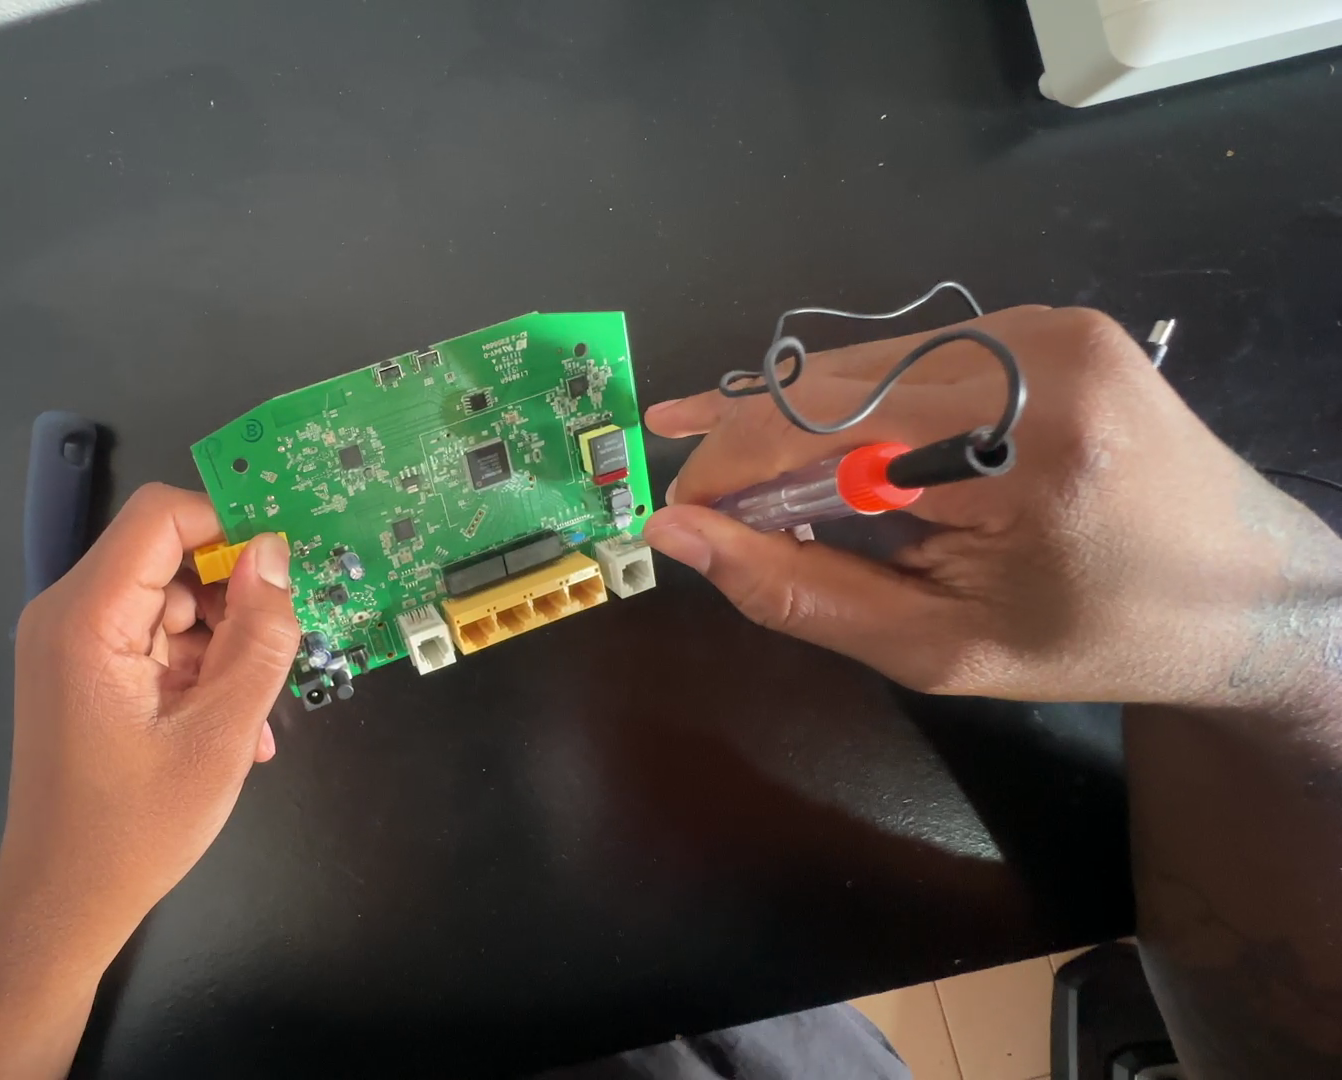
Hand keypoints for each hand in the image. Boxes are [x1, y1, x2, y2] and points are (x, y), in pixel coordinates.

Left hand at [0, 484, 298, 1078]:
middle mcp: (69, 612)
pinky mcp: (86, 668)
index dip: (228, 523)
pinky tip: (230, 724)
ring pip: (170, 597)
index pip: (161, 516)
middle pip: (168, 556)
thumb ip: (259, 635)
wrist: (62, 908)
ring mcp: (74, 641)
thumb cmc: (138, 827)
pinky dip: (199, 666)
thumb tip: (275, 554)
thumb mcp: (221, 731)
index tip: (283, 566)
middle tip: (276, 650)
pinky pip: (156, 637)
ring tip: (253, 710)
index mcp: (88, 616)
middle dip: (232, 594)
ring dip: (222, 639)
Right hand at [643, 305, 1341, 707]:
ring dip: (780, 430)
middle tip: (699, 508)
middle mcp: (1028, 352)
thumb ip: (792, 590)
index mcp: (1024, 440)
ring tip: (734, 483)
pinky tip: (799, 446)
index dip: (724, 469)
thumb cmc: (1092, 639)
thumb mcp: (930, 646)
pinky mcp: (1032, 330)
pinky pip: (888, 366)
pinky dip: (832, 413)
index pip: (814, 430)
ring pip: (845, 370)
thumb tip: (674, 533)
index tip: (678, 520)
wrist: (1259, 596)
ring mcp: (1035, 327)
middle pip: (822, 389)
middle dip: (744, 450)